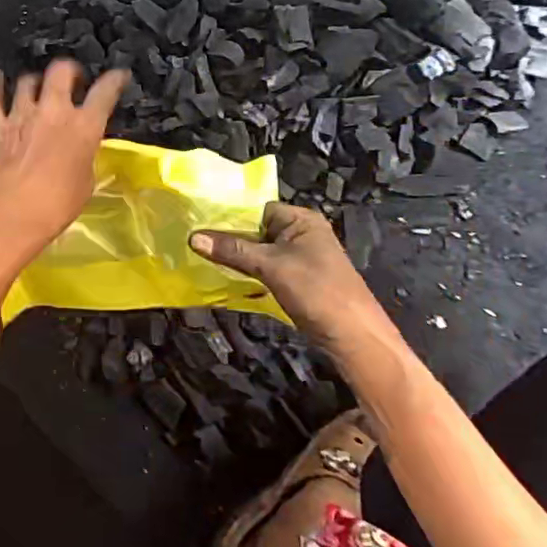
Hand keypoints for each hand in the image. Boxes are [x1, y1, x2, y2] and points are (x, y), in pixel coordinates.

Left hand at [0, 60, 127, 250]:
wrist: (15, 214)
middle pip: (60, 71)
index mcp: (83, 126)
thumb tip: (80, 145)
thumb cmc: (59, 204)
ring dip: (36, 81)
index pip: (104, 92)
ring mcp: (21, 116)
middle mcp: (52, 112)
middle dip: (69, 70)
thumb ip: (85, 153)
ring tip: (39, 86)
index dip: (114, 80)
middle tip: (73, 78)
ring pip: (27, 81)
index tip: (118, 76)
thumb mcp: (86, 179)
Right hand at [189, 203, 397, 360]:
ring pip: (255, 249)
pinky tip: (220, 272)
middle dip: (226, 237)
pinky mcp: (293, 277)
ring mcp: (297, 256)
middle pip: (253, 228)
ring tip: (199, 255)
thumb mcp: (271, 266)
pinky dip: (243, 269)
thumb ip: (232, 249)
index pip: (254, 208)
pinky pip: (261, 266)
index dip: (226, 215)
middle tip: (192, 240)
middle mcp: (299, 233)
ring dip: (233, 255)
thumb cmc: (317, 291)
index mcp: (300, 220)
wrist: (354, 338)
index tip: (196, 222)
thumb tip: (192, 237)